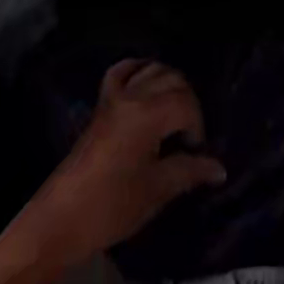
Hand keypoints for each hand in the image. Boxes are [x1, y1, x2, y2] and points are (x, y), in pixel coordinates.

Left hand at [0, 61, 225, 283]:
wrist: (65, 214)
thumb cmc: (113, 206)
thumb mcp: (157, 191)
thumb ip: (189, 171)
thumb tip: (218, 167)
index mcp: (146, 116)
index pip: (186, 102)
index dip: (197, 125)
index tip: (196, 152)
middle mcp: (130, 96)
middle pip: (171, 79)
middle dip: (188, 102)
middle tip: (188, 136)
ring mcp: (112, 97)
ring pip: (149, 69)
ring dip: (168, 84)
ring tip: (175, 116)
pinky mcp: (100, 103)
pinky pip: (121, 72)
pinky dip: (138, 70)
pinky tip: (148, 85)